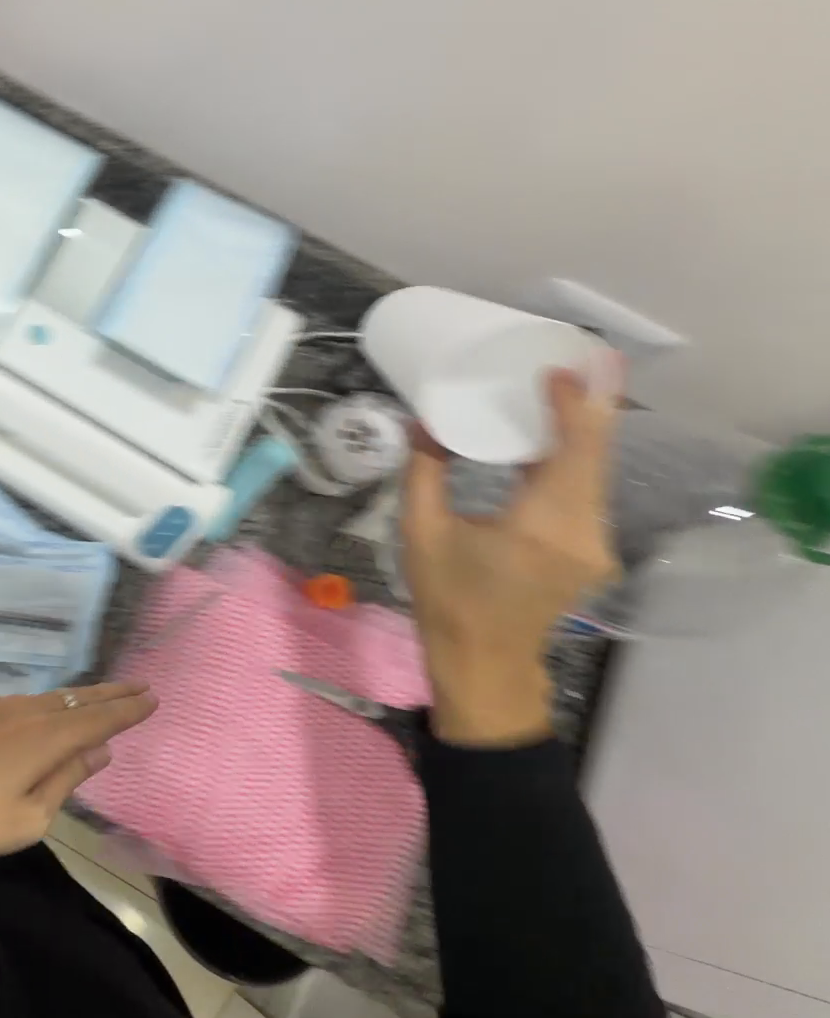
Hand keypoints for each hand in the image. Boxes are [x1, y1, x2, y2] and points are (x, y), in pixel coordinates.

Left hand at [0, 683, 157, 857]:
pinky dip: (56, 703)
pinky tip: (59, 711)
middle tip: (141, 686)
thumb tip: (100, 750)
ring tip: (108, 697)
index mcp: (44, 737)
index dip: (126, 710)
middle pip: (77, 699)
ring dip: (82, 696)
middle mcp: (25, 711)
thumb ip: (67, 777)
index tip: (153, 698)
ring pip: (52, 697)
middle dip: (111, 693)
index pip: (97, 718)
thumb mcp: (30, 815)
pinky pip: (31, 702)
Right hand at [401, 361, 620, 746]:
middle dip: (592, 407)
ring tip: (569, 392)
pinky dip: (575, 461)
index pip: (572, 451)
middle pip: (595, 456)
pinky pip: (587, 493)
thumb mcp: (421, 532)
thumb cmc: (445, 596)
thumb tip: (422, 424)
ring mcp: (596, 543)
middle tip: (584, 361)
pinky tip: (556, 444)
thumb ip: (425, 474)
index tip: (558, 370)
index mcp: (540, 524)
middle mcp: (583, 530)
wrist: (482, 657)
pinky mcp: (592, 550)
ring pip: (595, 474)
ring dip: (585, 433)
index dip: (572, 406)